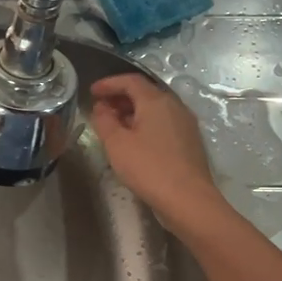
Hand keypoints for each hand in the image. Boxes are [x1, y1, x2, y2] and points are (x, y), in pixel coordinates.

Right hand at [89, 73, 226, 230]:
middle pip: (145, 92)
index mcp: (156, 101)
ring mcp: (185, 124)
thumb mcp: (116, 143)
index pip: (131, 81)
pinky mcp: (189, 141)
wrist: (188, 199)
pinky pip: (163, 122)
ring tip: (114, 124)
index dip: (109, 83)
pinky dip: (145, 123)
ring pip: (155, 108)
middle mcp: (175, 106)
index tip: (92, 91)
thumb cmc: (148, 167)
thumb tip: (102, 108)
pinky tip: (134, 140)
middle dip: (121, 97)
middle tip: (100, 107)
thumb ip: (105, 121)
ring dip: (133, 111)